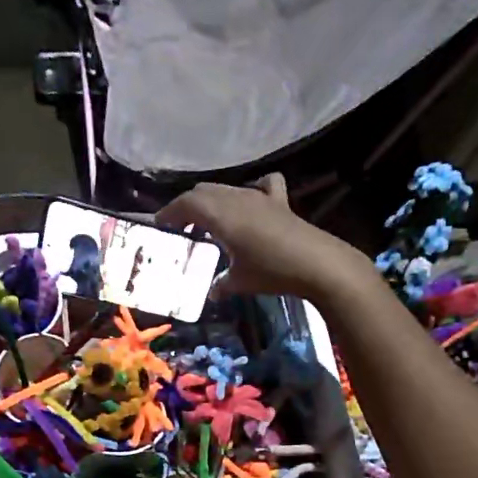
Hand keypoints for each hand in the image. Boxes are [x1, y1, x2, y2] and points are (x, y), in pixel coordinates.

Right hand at [156, 174, 377, 306]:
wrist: (317, 263)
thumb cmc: (271, 271)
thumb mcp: (239, 282)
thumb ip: (221, 284)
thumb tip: (213, 291)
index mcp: (220, 213)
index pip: (186, 204)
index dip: (170, 212)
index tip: (160, 224)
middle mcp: (236, 197)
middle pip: (204, 191)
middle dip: (188, 206)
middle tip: (181, 226)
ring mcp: (260, 196)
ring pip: (227, 189)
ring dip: (213, 201)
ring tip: (208, 222)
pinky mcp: (280, 202)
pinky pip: (262, 187)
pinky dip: (250, 192)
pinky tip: (251, 203)